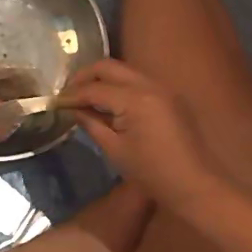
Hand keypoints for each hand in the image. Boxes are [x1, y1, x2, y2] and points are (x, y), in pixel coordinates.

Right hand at [59, 60, 216, 203]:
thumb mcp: (114, 149)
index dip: (72, 95)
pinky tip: (107, 102)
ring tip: (84, 96)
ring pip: (124, 70)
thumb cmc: (151, 173)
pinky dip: (118, 85)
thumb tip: (72, 109)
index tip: (55, 102)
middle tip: (68, 93)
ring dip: (102, 79)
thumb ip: (91, 122)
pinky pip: (137, 80)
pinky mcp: (169, 96)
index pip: (94, 88)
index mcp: (135, 99)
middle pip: (108, 66)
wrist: (195, 185)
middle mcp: (149, 85)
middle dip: (84, 76)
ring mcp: (162, 88)